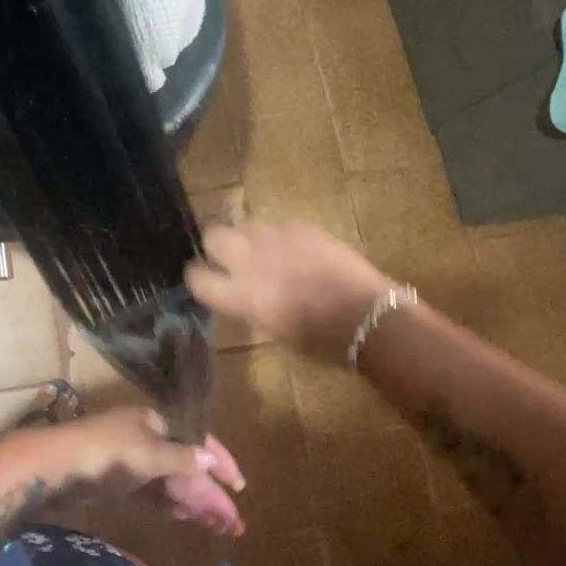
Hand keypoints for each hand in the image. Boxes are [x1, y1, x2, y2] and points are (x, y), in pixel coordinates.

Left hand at [56, 408, 246, 535]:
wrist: (55, 467)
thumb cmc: (105, 452)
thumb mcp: (149, 453)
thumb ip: (181, 458)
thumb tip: (211, 460)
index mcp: (155, 420)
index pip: (197, 438)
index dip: (220, 461)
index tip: (240, 486)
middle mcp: (146, 437)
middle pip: (186, 464)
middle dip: (210, 492)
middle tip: (234, 524)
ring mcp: (132, 460)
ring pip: (171, 481)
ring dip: (194, 502)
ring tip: (219, 527)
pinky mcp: (118, 481)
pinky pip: (153, 492)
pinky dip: (170, 504)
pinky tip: (185, 518)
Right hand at [185, 222, 397, 357]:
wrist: (368, 317)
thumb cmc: (322, 340)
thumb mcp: (273, 329)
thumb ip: (248, 304)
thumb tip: (240, 292)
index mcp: (241, 295)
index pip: (197, 277)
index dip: (199, 277)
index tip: (206, 279)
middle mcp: (251, 261)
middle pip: (213, 236)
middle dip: (218, 246)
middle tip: (233, 259)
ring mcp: (275, 238)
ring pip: (245, 225)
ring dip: (249, 239)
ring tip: (267, 252)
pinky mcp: (300, 226)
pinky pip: (277, 224)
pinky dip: (279, 237)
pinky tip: (295, 251)